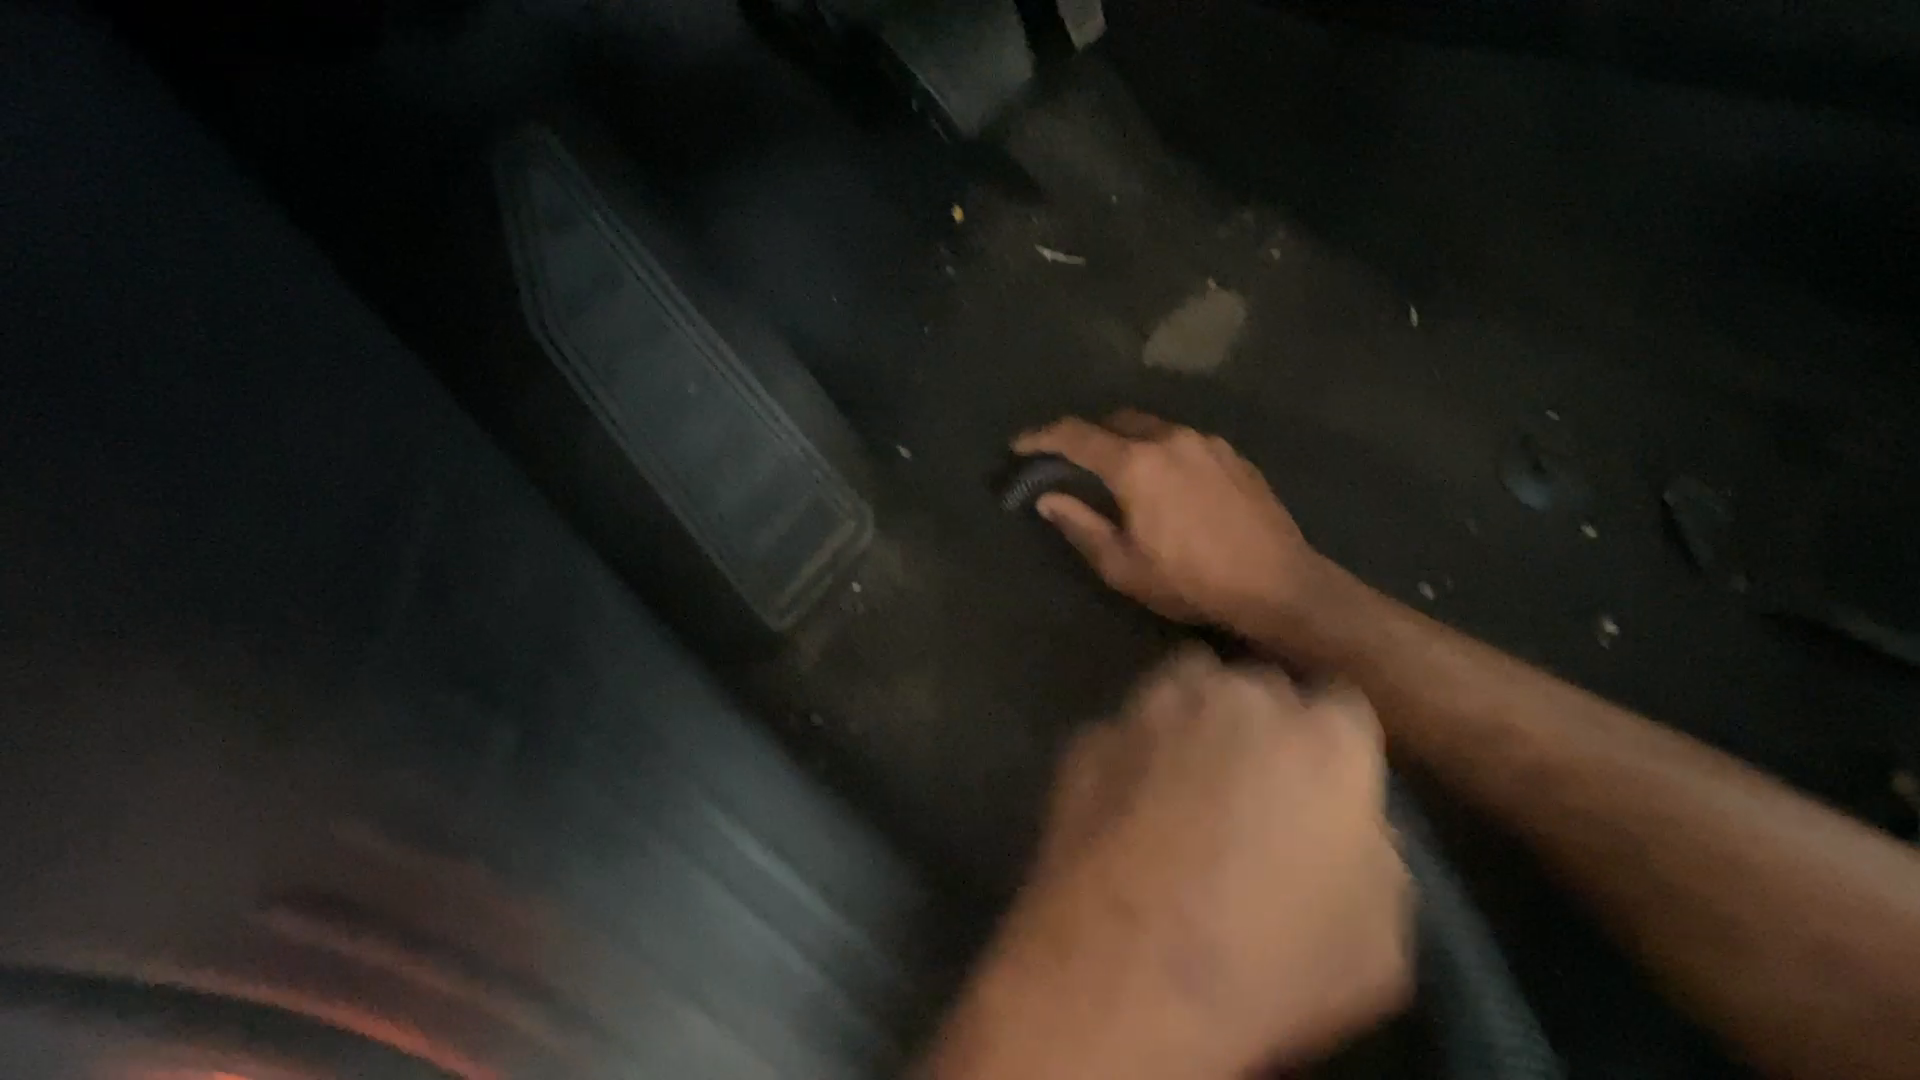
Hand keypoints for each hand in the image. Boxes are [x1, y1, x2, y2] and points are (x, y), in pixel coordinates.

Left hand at [927, 650, 1413, 1079]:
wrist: (1127, 974)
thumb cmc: (1270, 965)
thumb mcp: (1379, 942)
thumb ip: (1374, 861)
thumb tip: (1350, 836)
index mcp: (1324, 739)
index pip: (1343, 712)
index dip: (1333, 752)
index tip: (1322, 790)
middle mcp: (1237, 702)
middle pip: (1260, 689)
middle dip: (1263, 726)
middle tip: (1252, 788)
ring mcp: (1153, 712)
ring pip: (1185, 685)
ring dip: (1194, 717)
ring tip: (1186, 776)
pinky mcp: (1089, 738)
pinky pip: (1123, 732)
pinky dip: (1130, 756)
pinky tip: (1124, 805)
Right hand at [1012, 411, 1318, 629]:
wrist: (1278, 585)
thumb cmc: (1192, 581)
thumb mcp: (1123, 565)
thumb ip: (1080, 525)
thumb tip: (1048, 498)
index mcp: (1136, 463)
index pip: (1075, 435)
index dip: (1041, 437)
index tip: (1020, 445)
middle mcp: (1170, 438)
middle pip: (1115, 420)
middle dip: (1086, 436)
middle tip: (1072, 464)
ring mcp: (1206, 441)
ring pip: (1152, 427)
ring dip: (1127, 442)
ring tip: (1121, 475)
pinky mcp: (1233, 454)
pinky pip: (1183, 441)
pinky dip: (1161, 451)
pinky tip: (1167, 484)